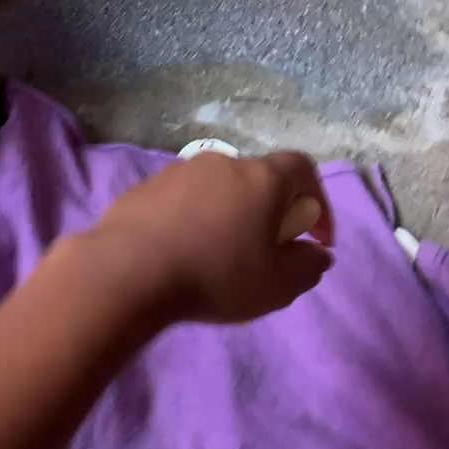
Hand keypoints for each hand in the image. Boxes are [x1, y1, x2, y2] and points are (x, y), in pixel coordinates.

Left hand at [82, 151, 335, 325]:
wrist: (130, 267)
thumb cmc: (215, 274)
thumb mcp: (277, 286)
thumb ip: (307, 266)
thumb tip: (316, 252)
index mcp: (259, 178)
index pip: (301, 167)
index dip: (318, 201)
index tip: (315, 239)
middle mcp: (220, 162)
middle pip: (257, 177)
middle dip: (270, 210)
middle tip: (267, 250)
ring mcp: (179, 169)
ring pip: (219, 186)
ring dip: (230, 212)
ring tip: (222, 254)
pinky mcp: (148, 184)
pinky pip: (185, 196)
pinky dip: (195, 216)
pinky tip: (184, 249)